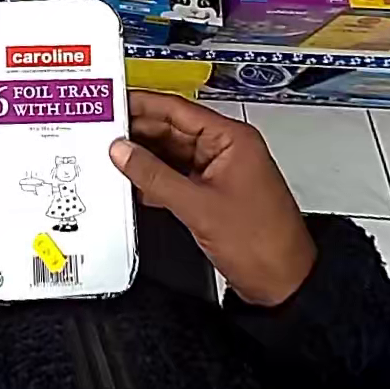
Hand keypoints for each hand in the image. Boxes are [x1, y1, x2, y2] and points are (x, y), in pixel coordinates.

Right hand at [109, 91, 315, 307]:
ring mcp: (219, 170)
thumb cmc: (263, 244)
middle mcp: (225, 148)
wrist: (284, 287)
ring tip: (112, 153)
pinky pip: (177, 174)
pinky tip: (133, 181)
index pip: (179, 109)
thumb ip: (155, 176)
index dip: (144, 104)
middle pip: (173, 129)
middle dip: (139, 131)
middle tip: (105, 129)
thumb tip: (123, 151)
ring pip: (172, 153)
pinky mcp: (212, 192)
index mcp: (231, 138)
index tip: (117, 101)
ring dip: (145, 156)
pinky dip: (156, 177)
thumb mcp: (199, 206)